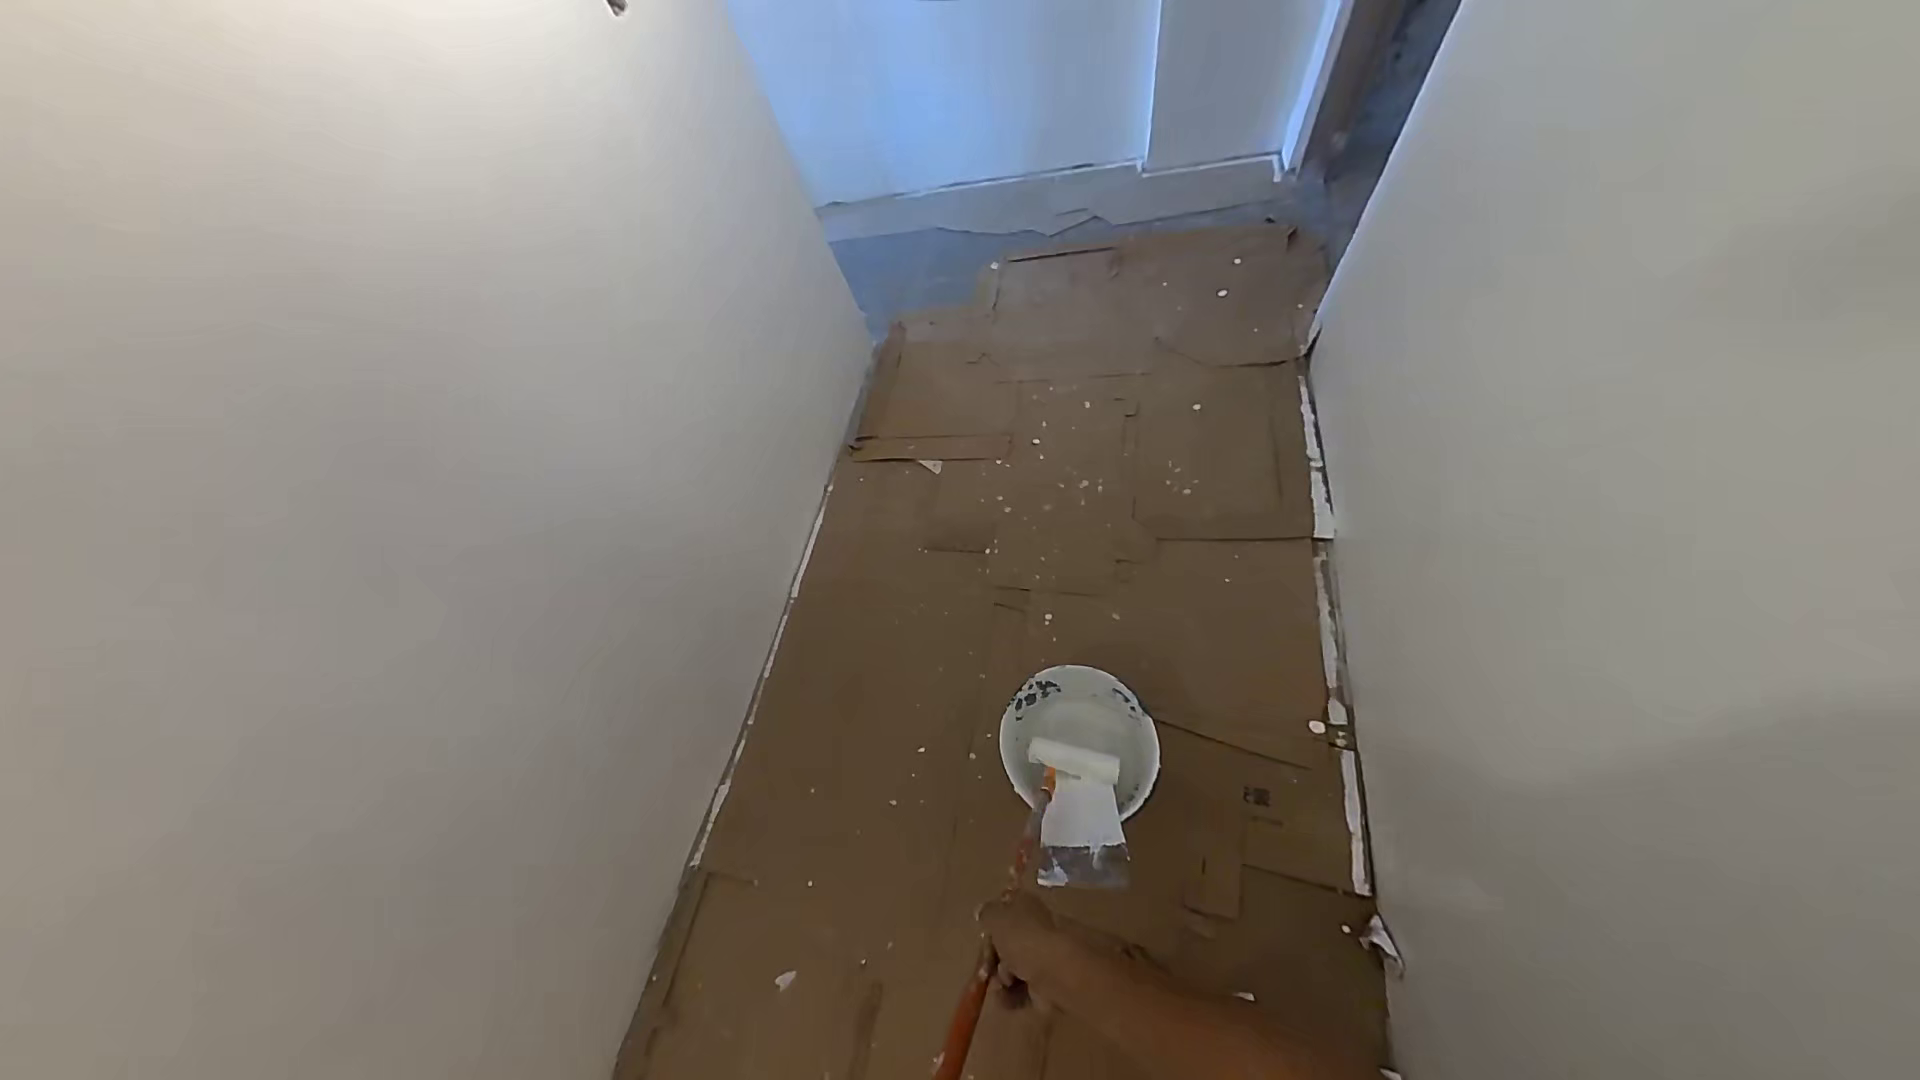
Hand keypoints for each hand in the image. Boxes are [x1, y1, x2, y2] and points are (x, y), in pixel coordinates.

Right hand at [977, 891, 1080, 996]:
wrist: (1057, 973)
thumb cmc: (1023, 938)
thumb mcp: (996, 918)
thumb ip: (986, 913)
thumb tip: (982, 911)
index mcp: (1025, 903)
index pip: (1004, 906)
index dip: (991, 921)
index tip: (983, 933)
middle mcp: (1034, 926)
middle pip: (1005, 940)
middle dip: (992, 955)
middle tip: (988, 966)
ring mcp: (1040, 956)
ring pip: (1010, 967)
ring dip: (1001, 978)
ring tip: (1003, 984)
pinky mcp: (1045, 983)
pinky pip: (1021, 990)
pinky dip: (1011, 996)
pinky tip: (1007, 998)